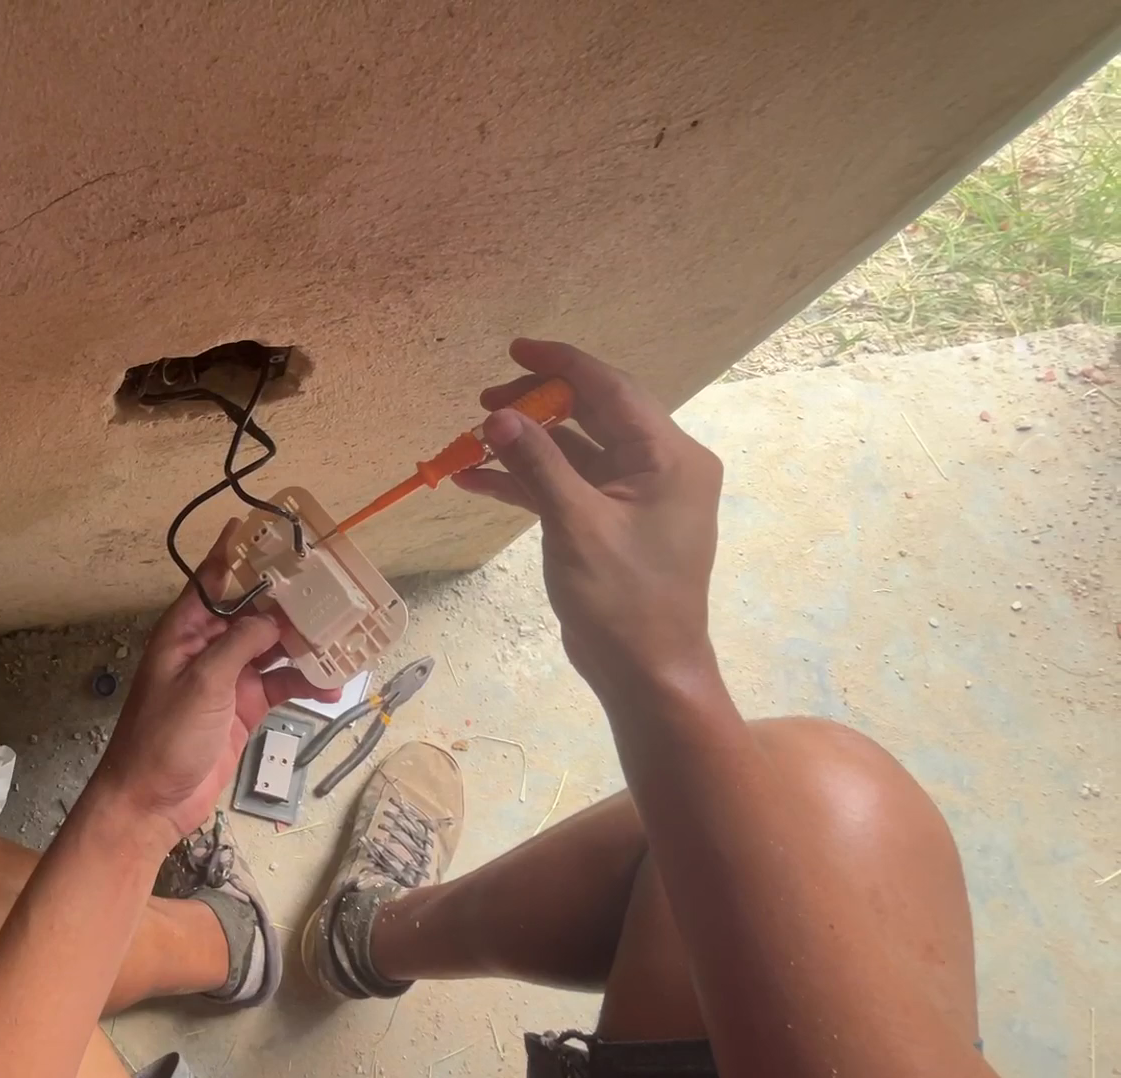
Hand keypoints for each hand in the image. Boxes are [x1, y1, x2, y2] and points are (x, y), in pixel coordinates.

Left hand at [94, 521, 338, 839]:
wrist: (152, 800)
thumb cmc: (163, 736)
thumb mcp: (201, 683)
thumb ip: (238, 646)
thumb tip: (272, 619)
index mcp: (184, 630)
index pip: (211, 580)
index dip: (234, 552)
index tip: (261, 527)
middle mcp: (207, 646)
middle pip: (251, 611)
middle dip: (286, 600)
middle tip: (327, 586)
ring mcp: (227, 677)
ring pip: (271, 647)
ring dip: (303, 644)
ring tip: (342, 635)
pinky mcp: (243, 706)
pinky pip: (278, 683)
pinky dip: (304, 682)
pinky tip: (332, 686)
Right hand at [453, 339, 723, 695]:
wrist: (644, 667)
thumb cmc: (622, 597)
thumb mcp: (576, 525)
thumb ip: (538, 464)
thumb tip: (498, 416)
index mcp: (668, 456)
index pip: (611, 389)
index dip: (561, 364)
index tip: (515, 349)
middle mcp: (656, 465)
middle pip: (589, 414)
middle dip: (533, 406)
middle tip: (482, 403)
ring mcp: (631, 494)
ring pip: (570, 451)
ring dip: (521, 446)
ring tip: (469, 443)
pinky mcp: (607, 520)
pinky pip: (563, 484)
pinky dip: (524, 480)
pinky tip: (477, 480)